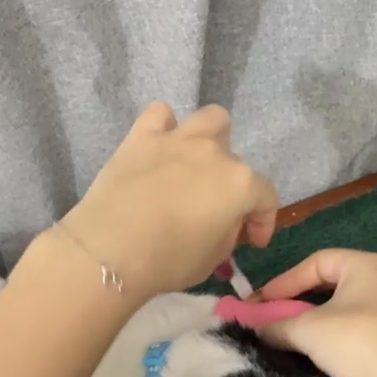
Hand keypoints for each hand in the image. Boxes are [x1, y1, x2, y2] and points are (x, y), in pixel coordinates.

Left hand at [58, 103, 279, 296]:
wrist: (111, 250)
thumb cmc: (169, 261)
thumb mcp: (213, 258)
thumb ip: (227, 233)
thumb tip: (223, 222)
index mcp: (240, 184)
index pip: (265, 197)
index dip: (263, 222)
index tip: (254, 242)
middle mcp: (215, 153)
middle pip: (236, 162)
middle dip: (232, 186)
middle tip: (217, 210)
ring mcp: (178, 140)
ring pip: (210, 119)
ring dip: (211, 140)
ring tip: (197, 165)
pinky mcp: (142, 137)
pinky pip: (160, 115)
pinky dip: (164, 127)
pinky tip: (160, 148)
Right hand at [254, 249, 376, 376]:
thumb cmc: (358, 341)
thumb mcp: (308, 331)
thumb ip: (276, 326)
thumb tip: (255, 329)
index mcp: (364, 264)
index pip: (315, 262)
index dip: (284, 281)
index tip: (261, 304)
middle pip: (332, 282)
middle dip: (299, 300)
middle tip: (276, 318)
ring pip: (347, 306)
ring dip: (318, 319)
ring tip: (296, 336)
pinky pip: (362, 325)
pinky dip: (339, 334)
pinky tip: (326, 353)